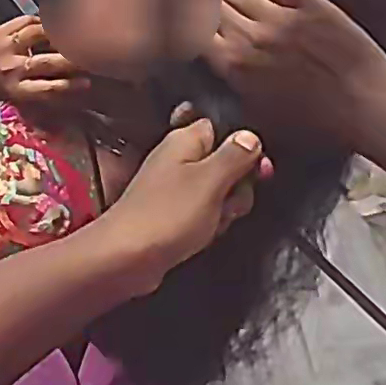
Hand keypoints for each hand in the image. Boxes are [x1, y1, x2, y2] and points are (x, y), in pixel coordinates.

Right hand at [0, 16, 88, 109]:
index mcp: (4, 36)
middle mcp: (9, 54)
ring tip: (91, 64)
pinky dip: (65, 87)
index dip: (55, 23)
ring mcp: (15, 75)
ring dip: (71, 65)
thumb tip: (51, 20)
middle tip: (90, 40)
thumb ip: (22, 26)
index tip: (74, 24)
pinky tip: (82, 85)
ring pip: (46, 66)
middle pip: (41, 39)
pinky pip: (45, 90)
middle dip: (66, 40)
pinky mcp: (19, 93)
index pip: (33, 24)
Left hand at [92, 119, 270, 292]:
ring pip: (218, 193)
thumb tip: (250, 136)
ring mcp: (174, 187)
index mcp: (183, 141)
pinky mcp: (173, 212)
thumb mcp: (210, 181)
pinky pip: (204, 213)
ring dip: (224, 211)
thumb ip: (233, 156)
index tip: (257, 169)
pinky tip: (201, 236)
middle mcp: (177, 159)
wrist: (128, 255)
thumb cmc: (167, 214)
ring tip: (210, 222)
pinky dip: (209, 225)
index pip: (221, 129)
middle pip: (225, 165)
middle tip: (227, 202)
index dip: (243, 148)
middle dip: (237, 188)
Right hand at [205, 0, 385, 151]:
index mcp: (233, 65)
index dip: (189, 28)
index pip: (191, 31)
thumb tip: (212, 67)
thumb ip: (230, 87)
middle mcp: (250, 36)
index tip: (192, 27)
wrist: (371, 107)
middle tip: (218, 15)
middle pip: (209, 5)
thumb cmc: (316, 122)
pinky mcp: (310, 3)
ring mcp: (280, 16)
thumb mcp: (259, 115)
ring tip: (244, 4)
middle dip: (208, 9)